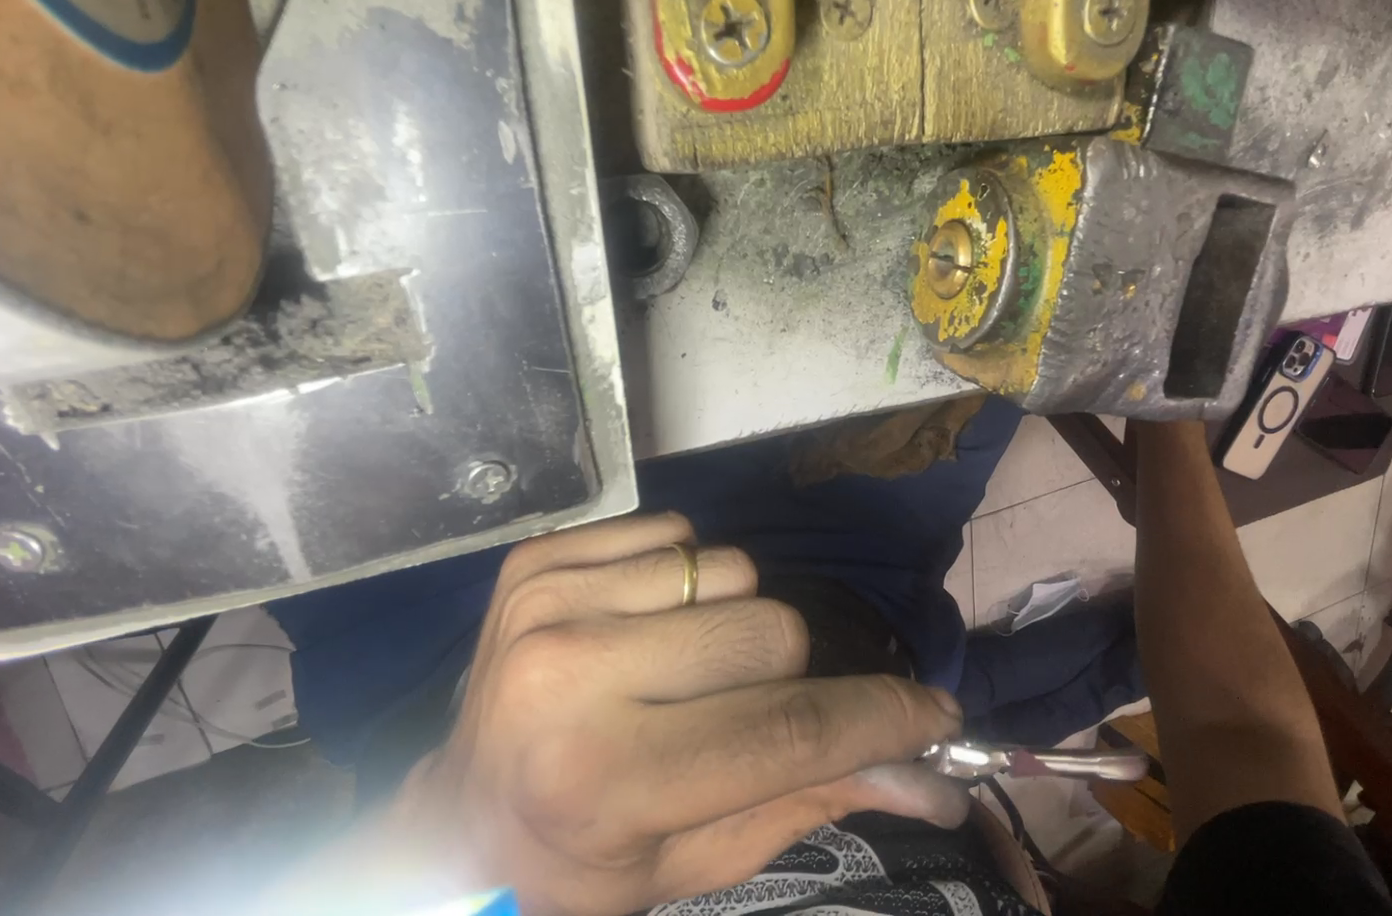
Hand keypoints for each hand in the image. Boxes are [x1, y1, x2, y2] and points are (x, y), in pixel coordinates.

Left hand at [380, 513, 967, 915]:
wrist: (457, 813)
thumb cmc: (581, 855)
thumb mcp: (695, 859)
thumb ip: (812, 798)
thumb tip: (933, 775)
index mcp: (606, 779)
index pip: (784, 732)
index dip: (877, 719)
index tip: (932, 713)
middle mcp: (570, 676)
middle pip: (771, 629)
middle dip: (781, 675)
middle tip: (733, 712)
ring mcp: (548, 602)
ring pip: (732, 570)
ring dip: (729, 623)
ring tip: (674, 671)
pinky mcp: (538, 556)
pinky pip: (675, 533)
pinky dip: (680, 580)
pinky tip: (637, 628)